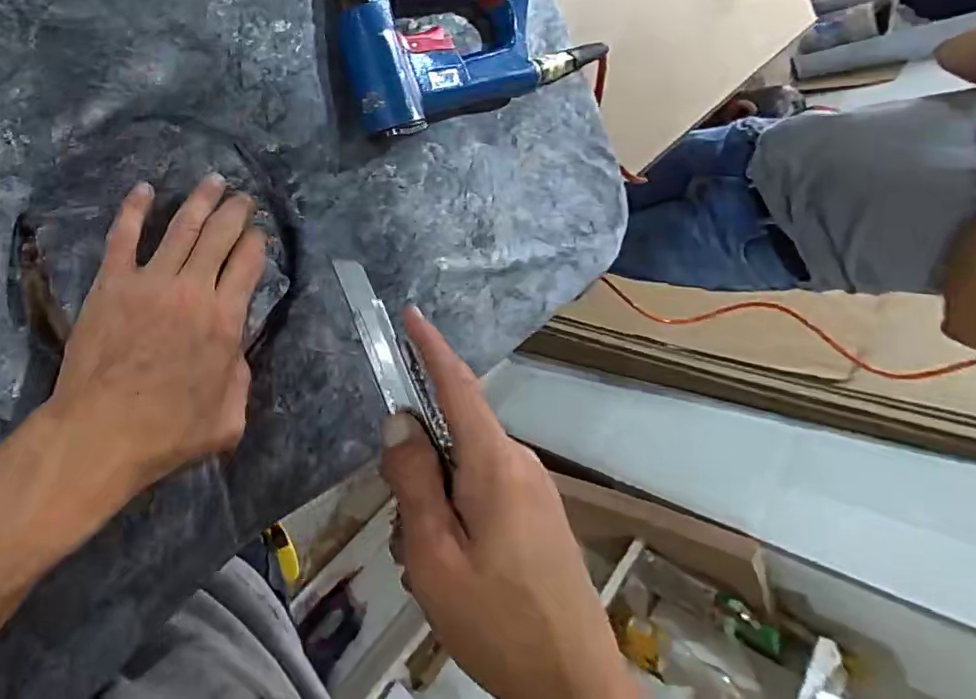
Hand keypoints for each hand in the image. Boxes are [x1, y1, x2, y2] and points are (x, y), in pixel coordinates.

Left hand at [40, 175, 267, 503]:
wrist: (99, 434)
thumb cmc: (166, 432)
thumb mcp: (228, 419)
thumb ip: (241, 380)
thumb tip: (234, 354)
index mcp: (224, 319)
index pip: (248, 263)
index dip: (256, 242)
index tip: (258, 233)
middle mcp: (193, 290)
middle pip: (220, 236)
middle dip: (236, 212)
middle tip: (243, 197)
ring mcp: (150, 281)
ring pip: (182, 228)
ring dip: (201, 200)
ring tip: (213, 181)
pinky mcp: (112, 283)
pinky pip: (124, 237)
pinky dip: (135, 209)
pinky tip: (145, 189)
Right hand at [379, 309, 632, 698]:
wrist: (575, 686)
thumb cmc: (497, 620)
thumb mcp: (435, 556)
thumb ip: (415, 482)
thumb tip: (401, 421)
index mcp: (494, 463)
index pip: (458, 385)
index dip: (431, 347)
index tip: (411, 313)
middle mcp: (520, 462)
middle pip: (456, 431)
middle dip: (419, 458)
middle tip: (401, 521)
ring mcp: (535, 488)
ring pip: (467, 467)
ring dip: (436, 497)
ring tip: (426, 561)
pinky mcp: (540, 513)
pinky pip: (486, 489)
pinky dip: (457, 510)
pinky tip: (453, 564)